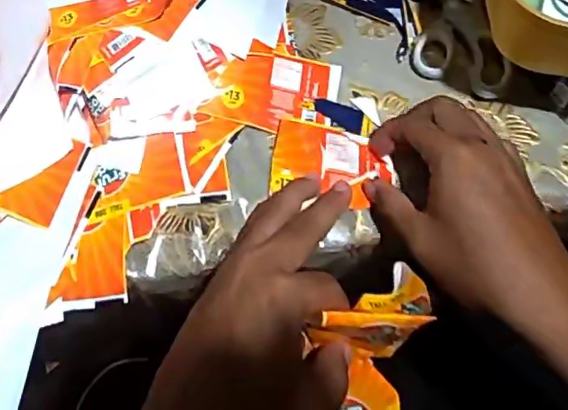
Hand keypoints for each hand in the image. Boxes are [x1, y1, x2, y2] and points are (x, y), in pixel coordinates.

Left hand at [143, 177, 353, 409]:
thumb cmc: (244, 403)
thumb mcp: (300, 401)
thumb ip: (330, 375)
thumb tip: (341, 349)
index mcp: (283, 295)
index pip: (327, 290)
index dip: (342, 309)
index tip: (348, 326)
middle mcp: (259, 267)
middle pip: (298, 227)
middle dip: (322, 206)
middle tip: (342, 185)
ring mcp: (235, 266)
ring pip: (267, 217)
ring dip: (290, 197)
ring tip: (308, 180)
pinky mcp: (219, 274)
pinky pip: (249, 230)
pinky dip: (267, 215)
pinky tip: (276, 215)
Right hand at [367, 98, 567, 409]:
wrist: (541, 295)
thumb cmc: (475, 268)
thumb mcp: (422, 242)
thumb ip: (392, 207)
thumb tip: (372, 184)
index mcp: (452, 154)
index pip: (412, 125)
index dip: (388, 133)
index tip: (375, 154)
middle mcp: (479, 142)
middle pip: (442, 107)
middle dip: (415, 118)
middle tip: (399, 145)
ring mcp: (504, 154)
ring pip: (467, 116)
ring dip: (442, 123)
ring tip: (426, 153)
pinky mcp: (519, 170)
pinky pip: (487, 135)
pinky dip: (466, 136)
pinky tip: (460, 168)